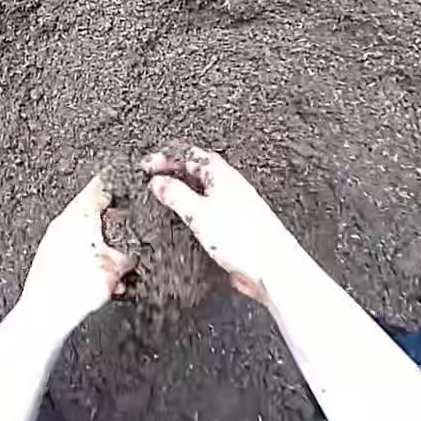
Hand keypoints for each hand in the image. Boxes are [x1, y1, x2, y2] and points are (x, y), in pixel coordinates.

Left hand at [18, 173, 136, 331]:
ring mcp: (53, 237)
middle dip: (110, 212)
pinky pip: (72, 242)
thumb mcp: (116, 267)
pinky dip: (86, 248)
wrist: (43, 315)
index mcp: (80, 214)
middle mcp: (64, 220)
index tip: (126, 179)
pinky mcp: (48, 254)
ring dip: (98, 232)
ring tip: (112, 250)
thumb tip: (138, 247)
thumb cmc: (74, 289)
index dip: (117, 180)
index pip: (100, 184)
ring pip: (82, 224)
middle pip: (91, 205)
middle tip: (125, 218)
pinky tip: (96, 266)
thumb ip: (130, 252)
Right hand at [140, 144, 310, 302]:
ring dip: (183, 185)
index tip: (146, 163)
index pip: (189, 154)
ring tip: (165, 192)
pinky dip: (194, 204)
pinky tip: (188, 217)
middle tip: (152, 174)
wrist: (273, 266)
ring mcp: (235, 203)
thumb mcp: (198, 213)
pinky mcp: (237, 222)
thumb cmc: (243, 237)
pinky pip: (210, 206)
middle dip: (173, 168)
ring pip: (204, 186)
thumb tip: (158, 182)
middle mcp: (230, 184)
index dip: (166, 156)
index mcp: (221, 175)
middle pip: (198, 168)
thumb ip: (175, 195)